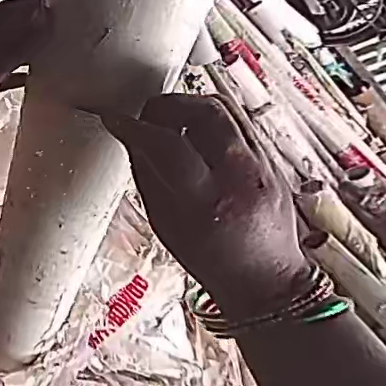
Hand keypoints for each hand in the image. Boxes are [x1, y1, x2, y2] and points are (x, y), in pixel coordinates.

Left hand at [0, 0, 50, 191]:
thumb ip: (12, 47)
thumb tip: (42, 16)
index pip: (6, 13)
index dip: (31, 4)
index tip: (63, 1)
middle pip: (8, 28)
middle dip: (35, 21)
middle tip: (68, 22)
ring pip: (9, 51)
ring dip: (31, 46)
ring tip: (61, 47)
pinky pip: (6, 75)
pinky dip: (24, 73)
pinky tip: (39, 79)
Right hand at [100, 94, 313, 317]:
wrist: (269, 280)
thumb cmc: (209, 258)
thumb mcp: (163, 221)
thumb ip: (148, 174)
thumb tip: (132, 138)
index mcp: (208, 198)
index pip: (168, 143)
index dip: (133, 126)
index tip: (113, 119)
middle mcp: (242, 174)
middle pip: (205, 111)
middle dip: (166, 106)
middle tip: (147, 118)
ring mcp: (264, 164)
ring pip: (224, 107)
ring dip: (188, 106)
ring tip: (169, 122)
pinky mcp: (273, 160)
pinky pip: (237, 120)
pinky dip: (208, 117)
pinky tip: (193, 133)